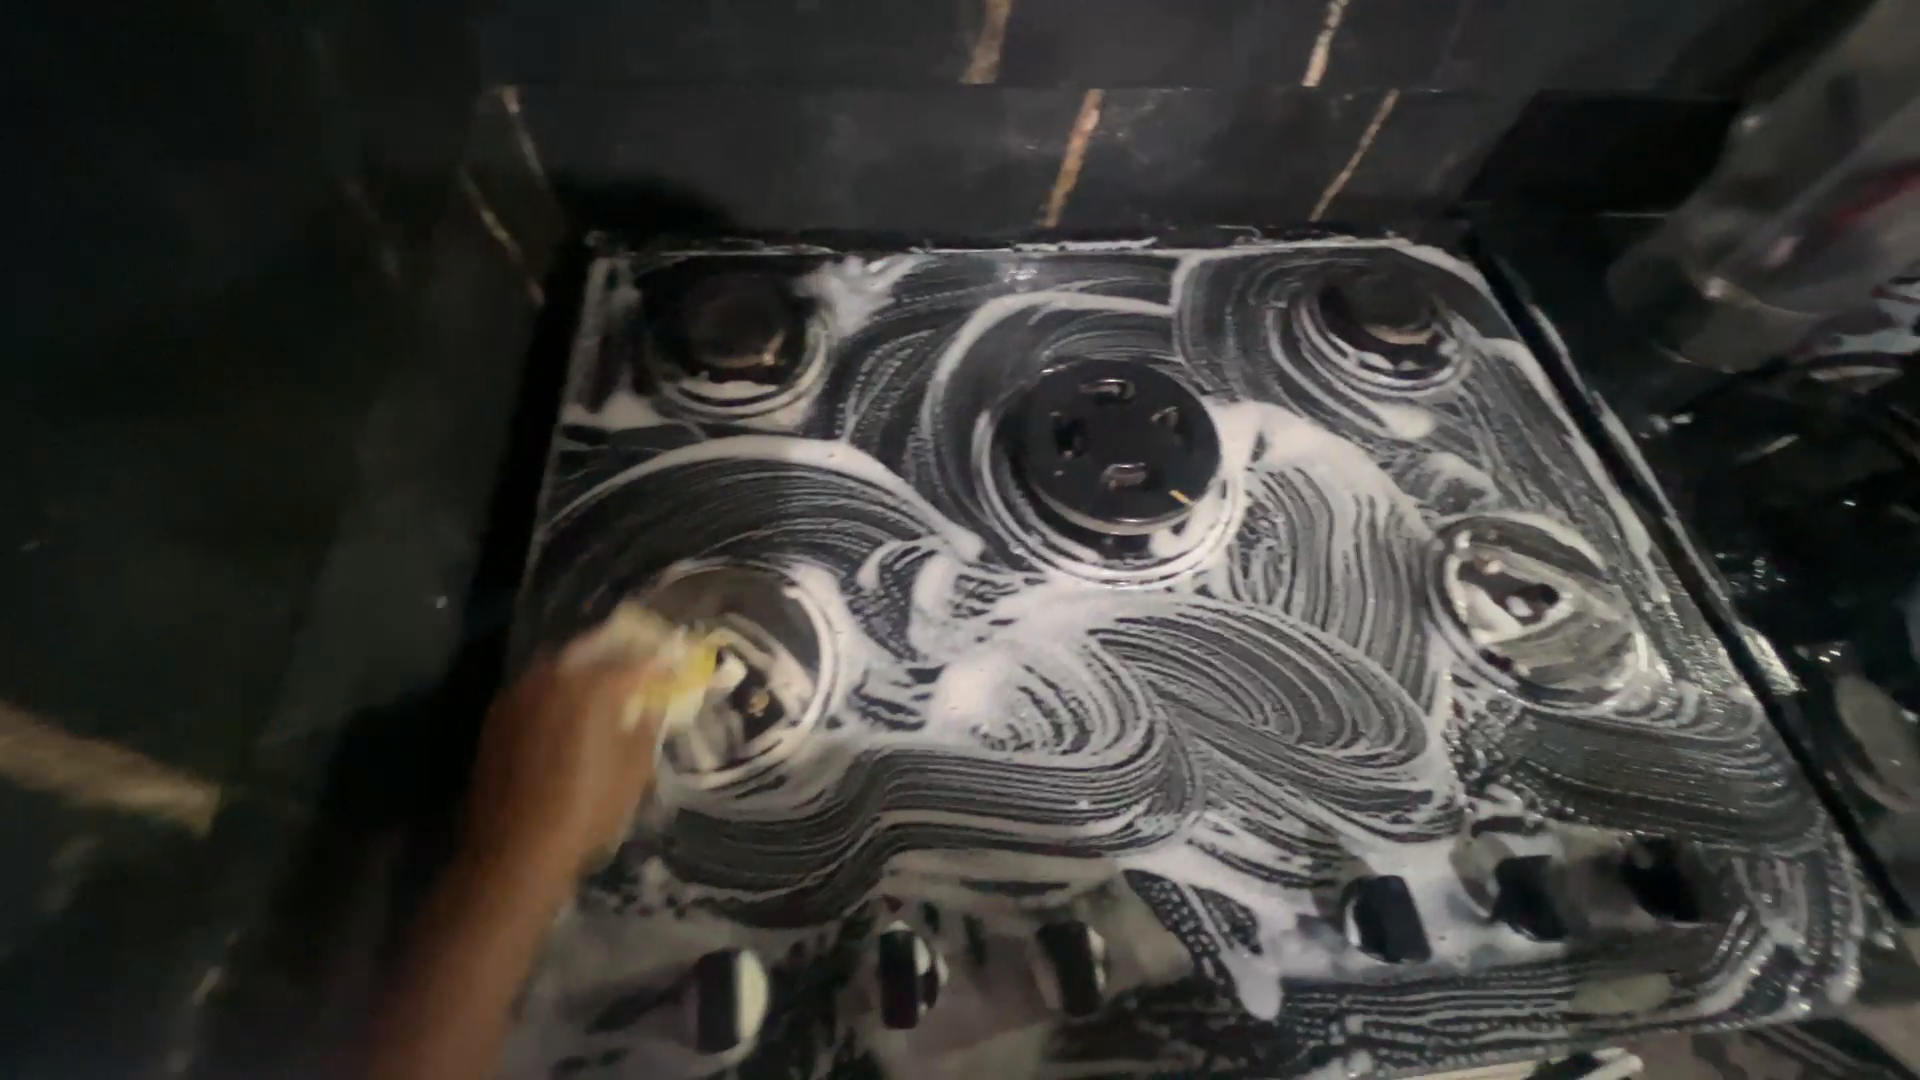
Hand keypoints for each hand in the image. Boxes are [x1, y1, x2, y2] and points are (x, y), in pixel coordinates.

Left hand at [461, 647, 666, 887]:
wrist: (515, 850)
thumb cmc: (588, 809)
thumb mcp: (636, 768)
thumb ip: (647, 723)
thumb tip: (653, 702)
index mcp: (595, 687)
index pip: (639, 662)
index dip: (662, 664)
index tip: (678, 667)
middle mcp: (556, 678)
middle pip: (595, 647)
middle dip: (622, 649)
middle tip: (642, 658)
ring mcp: (522, 694)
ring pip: (561, 660)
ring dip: (587, 661)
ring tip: (606, 675)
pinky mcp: (499, 715)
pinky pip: (537, 683)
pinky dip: (559, 682)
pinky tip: (569, 700)